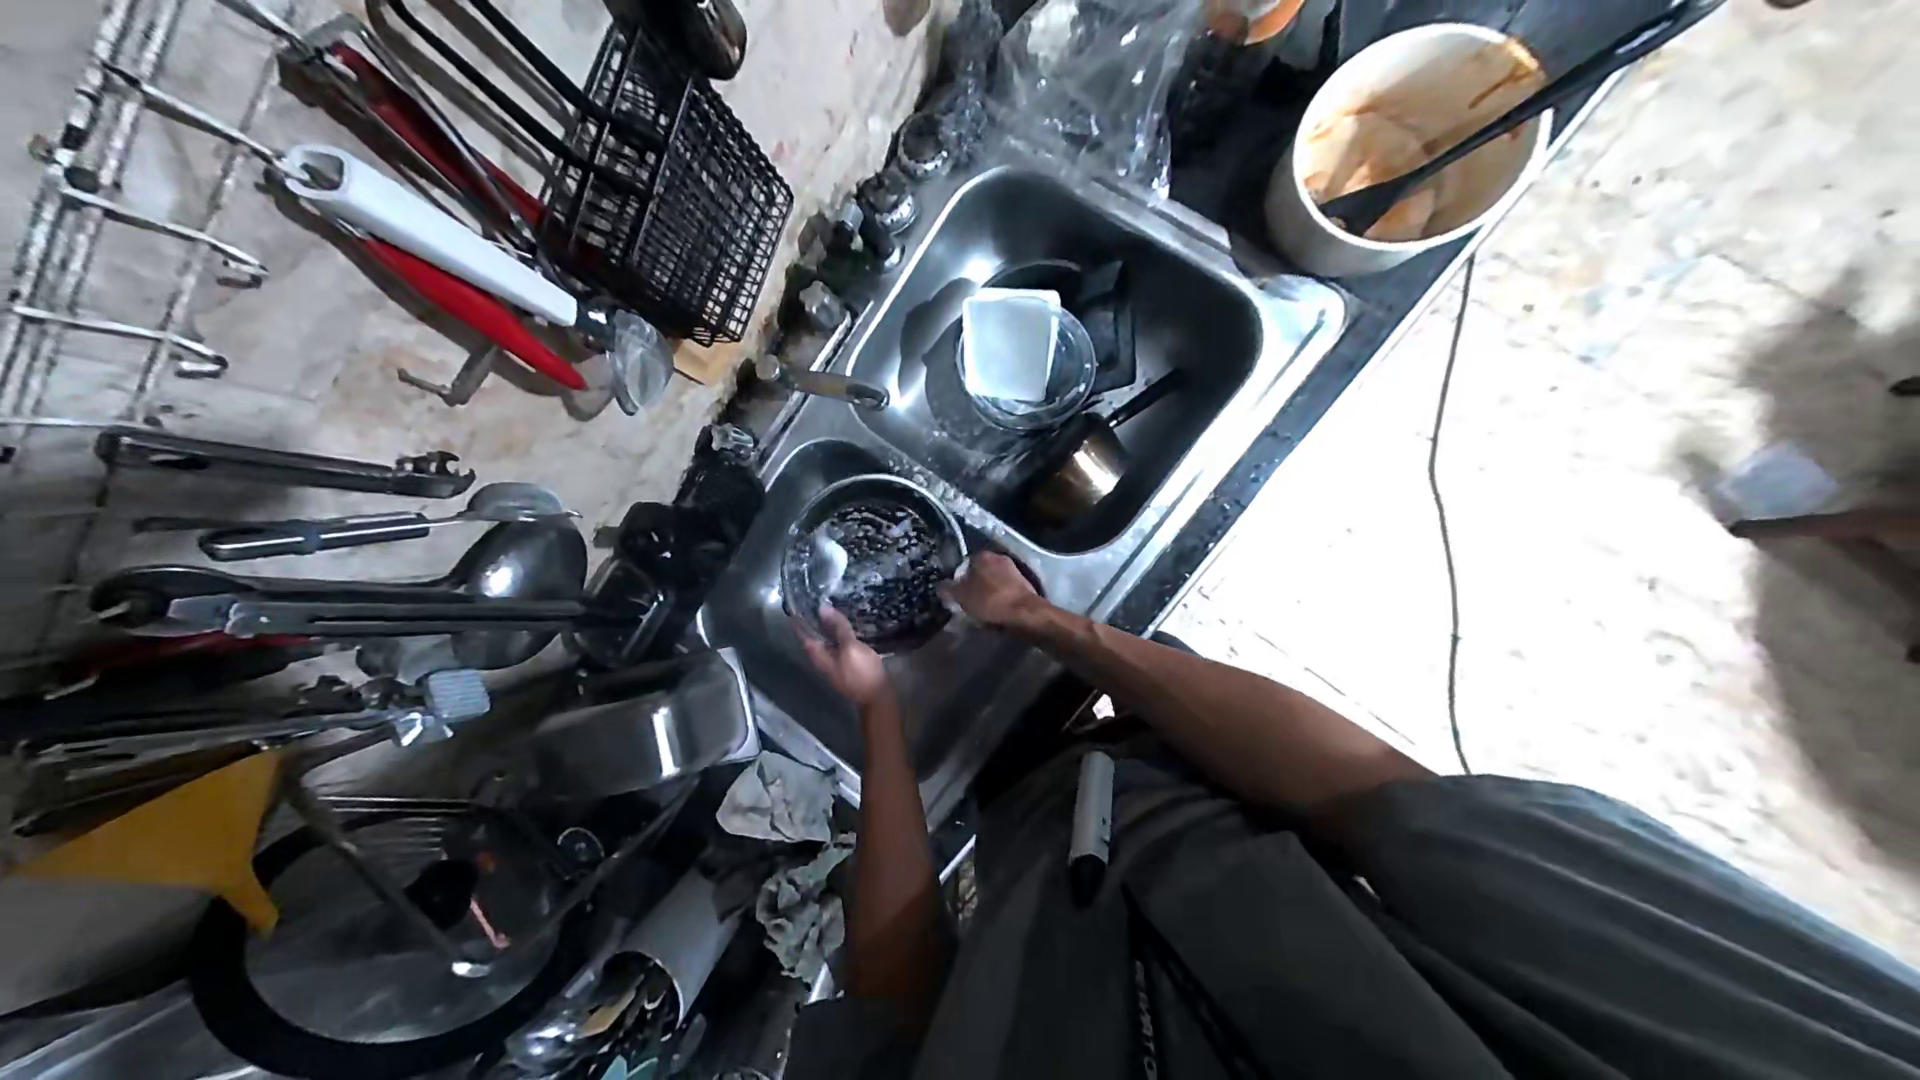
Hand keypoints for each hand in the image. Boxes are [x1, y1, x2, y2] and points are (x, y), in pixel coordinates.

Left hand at [797, 604, 891, 708]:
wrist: (877, 695)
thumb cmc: (861, 672)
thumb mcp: (850, 647)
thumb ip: (838, 628)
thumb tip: (822, 608)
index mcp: (819, 656)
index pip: (803, 635)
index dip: (799, 620)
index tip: (799, 604)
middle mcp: (823, 659)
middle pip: (815, 637)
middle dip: (815, 621)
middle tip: (818, 601)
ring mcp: (836, 662)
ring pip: (828, 640)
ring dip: (829, 626)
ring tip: (834, 608)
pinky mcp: (848, 662)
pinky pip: (839, 644)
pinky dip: (840, 633)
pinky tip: (848, 626)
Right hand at [939, 552, 1048, 631]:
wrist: (1024, 613)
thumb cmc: (990, 601)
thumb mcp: (961, 596)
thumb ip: (948, 589)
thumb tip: (940, 586)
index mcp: (982, 555)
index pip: (964, 564)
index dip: (958, 580)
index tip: (955, 594)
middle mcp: (999, 557)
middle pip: (979, 572)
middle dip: (973, 585)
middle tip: (966, 602)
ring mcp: (1014, 570)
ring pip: (993, 582)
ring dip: (987, 593)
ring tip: (981, 610)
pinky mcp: (1024, 585)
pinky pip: (1005, 591)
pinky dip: (999, 599)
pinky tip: (996, 611)